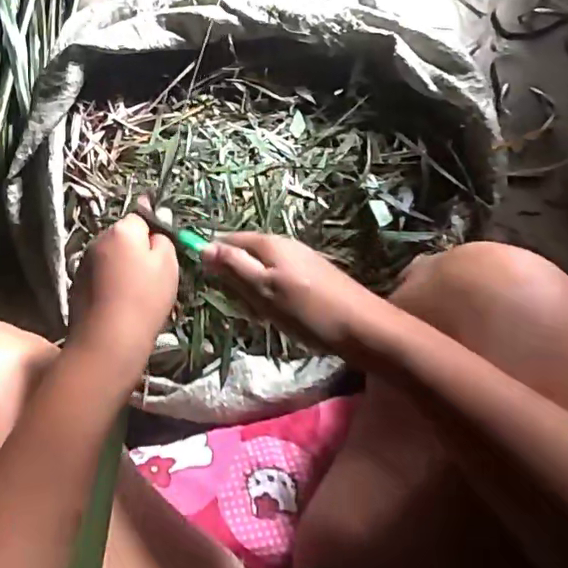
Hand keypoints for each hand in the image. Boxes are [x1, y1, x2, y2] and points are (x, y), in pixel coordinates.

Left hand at [67, 214, 178, 370]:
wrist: (109, 340)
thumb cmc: (144, 298)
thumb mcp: (168, 265)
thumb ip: (163, 241)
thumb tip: (154, 236)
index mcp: (122, 230)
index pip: (140, 219)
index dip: (152, 236)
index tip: (160, 258)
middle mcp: (98, 240)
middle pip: (122, 238)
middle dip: (134, 252)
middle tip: (150, 278)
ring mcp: (84, 262)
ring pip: (109, 258)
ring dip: (120, 269)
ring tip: (134, 296)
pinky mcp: (76, 284)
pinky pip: (99, 277)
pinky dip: (108, 285)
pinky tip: (117, 306)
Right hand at [200, 233, 384, 351]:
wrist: (364, 328)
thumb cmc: (307, 310)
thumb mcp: (263, 289)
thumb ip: (233, 266)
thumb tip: (203, 246)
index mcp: (268, 243)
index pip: (229, 239)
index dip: (214, 256)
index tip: (207, 280)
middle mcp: (285, 244)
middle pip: (246, 253)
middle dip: (235, 276)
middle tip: (239, 304)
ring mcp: (302, 259)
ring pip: (263, 268)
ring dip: (254, 288)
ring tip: (260, 313)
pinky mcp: (314, 276)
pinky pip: (280, 278)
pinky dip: (272, 294)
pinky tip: (282, 313)